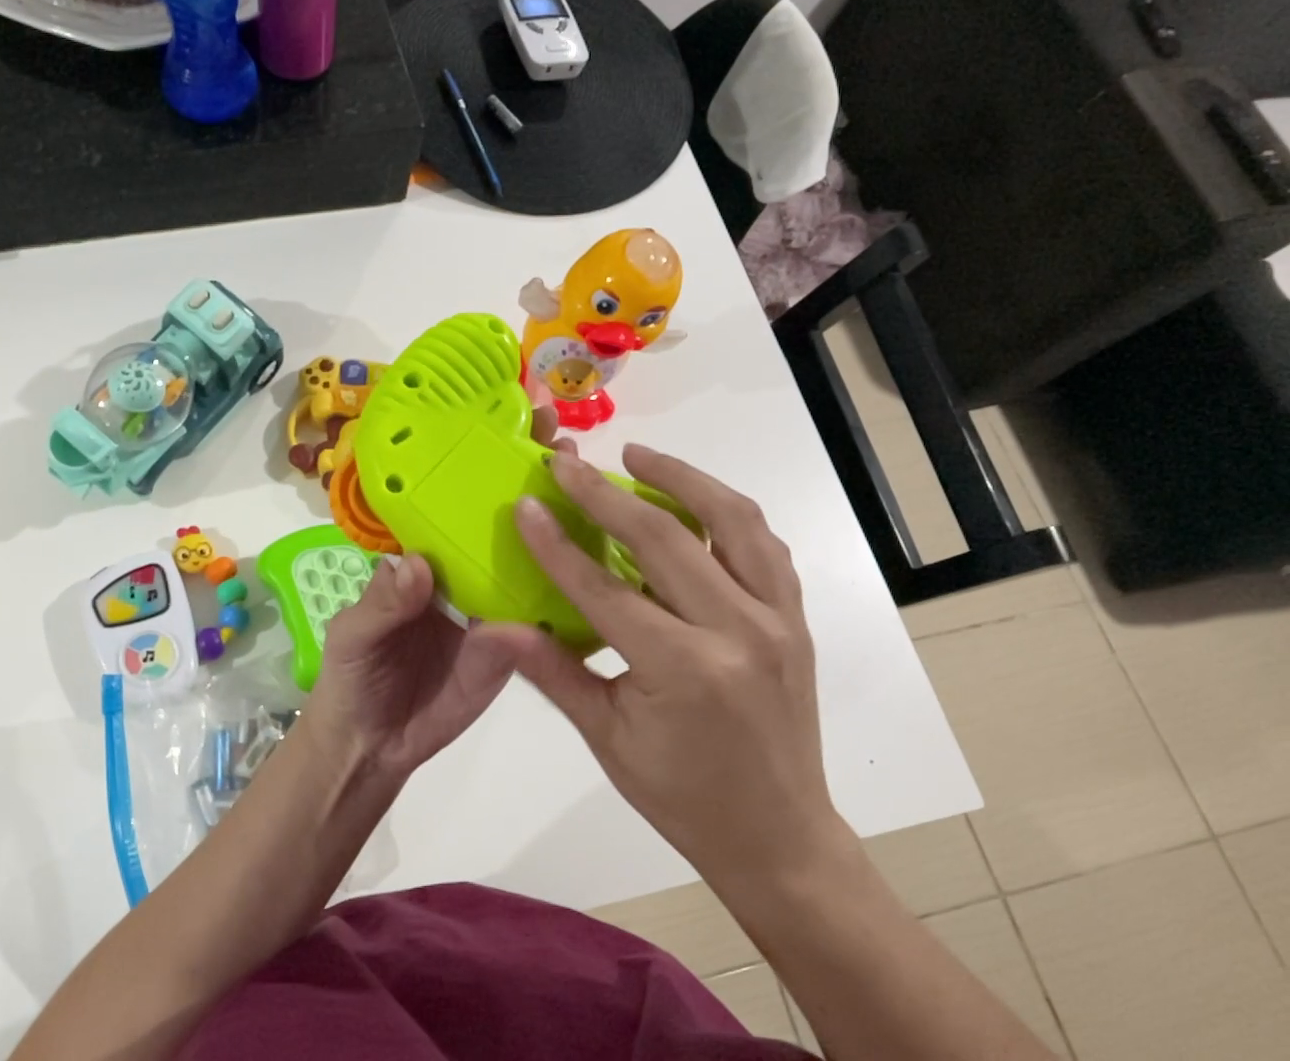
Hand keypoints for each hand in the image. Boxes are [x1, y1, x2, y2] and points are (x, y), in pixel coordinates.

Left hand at [297, 403, 570, 781]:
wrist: (374, 743)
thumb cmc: (351, 677)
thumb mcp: (353, 634)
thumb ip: (382, 602)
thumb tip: (418, 566)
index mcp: (419, 561)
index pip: (449, 506)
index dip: (473, 467)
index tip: (502, 424)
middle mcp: (460, 575)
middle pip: (497, 525)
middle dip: (528, 480)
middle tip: (560, 439)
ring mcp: (491, 610)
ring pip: (527, 563)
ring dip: (558, 527)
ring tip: (595, 487)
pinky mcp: (513, 648)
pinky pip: (542, 618)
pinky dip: (569, 594)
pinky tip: (605, 563)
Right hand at [506, 445, 847, 879]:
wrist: (778, 835)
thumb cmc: (680, 796)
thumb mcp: (606, 738)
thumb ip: (553, 671)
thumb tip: (494, 627)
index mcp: (684, 669)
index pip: (605, 588)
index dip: (557, 544)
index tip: (525, 503)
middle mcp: (738, 631)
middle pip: (665, 538)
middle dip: (606, 494)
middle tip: (566, 464)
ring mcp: (777, 619)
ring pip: (733, 521)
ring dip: (683, 478)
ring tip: (637, 454)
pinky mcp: (795, 618)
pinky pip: (765, 545)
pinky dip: (727, 511)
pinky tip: (694, 500)